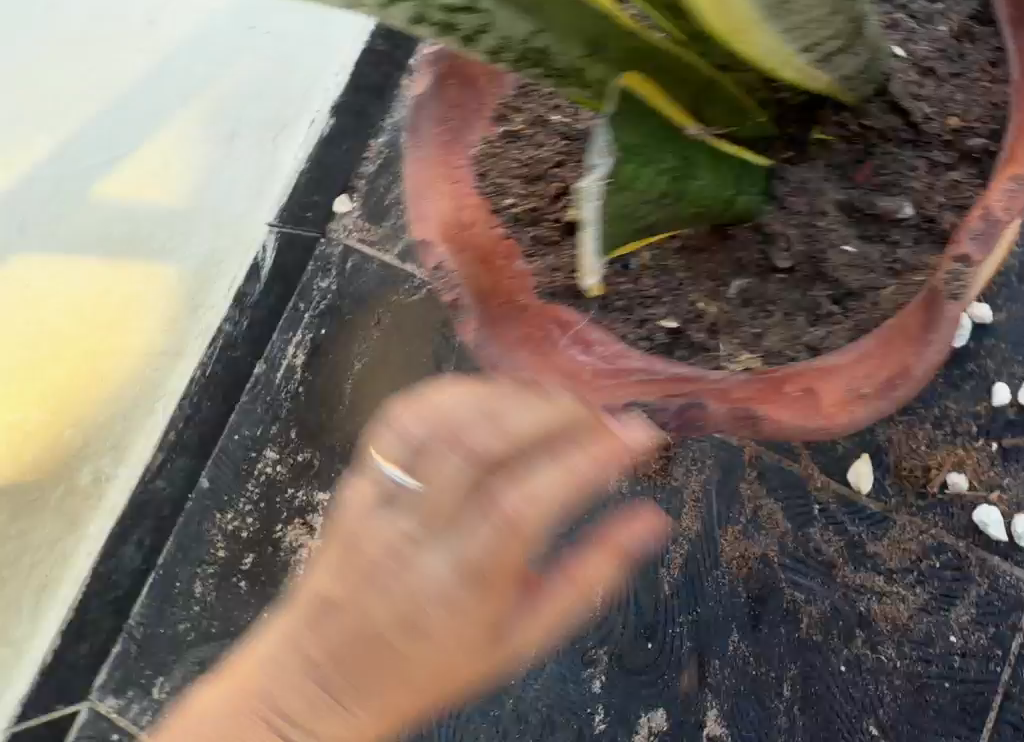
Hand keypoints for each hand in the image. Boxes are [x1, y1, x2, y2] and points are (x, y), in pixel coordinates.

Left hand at [160, 376, 671, 741]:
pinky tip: (502, 396)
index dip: (588, 458)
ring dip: (515, 397)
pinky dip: (462, 390)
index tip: (642, 433)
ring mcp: (377, 503)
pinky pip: (404, 415)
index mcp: (459, 586)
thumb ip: (593, 575)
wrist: (317, 685)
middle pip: (479, 447)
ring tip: (562, 404)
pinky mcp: (357, 479)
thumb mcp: (526, 639)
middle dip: (557, 414)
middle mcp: (412, 538)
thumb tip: (655, 519)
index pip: (525, 505)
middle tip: (605, 414)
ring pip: (441, 422)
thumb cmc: (437, 661)